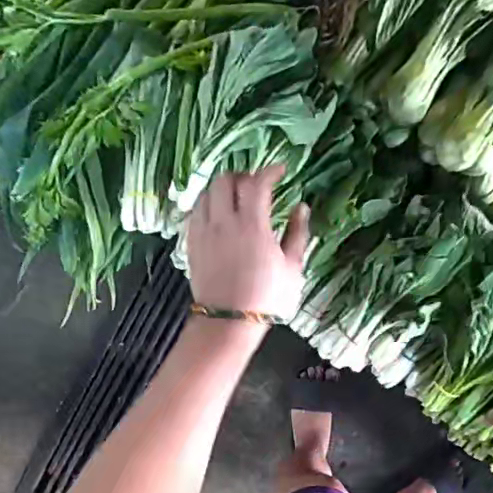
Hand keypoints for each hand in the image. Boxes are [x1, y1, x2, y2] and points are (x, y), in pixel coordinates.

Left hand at [186, 166, 308, 319]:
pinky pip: (195, 212)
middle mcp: (224, 221)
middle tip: (256, 184)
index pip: (257, 183)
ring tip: (235, 196)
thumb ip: (297, 233)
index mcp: (252, 224)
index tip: (280, 170)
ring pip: (206, 193)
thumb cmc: (266, 297)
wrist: (228, 322)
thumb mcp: (292, 267)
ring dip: (222, 188)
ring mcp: (204, 231)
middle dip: (242, 176)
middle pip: (225, 180)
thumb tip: (301, 207)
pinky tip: (218, 214)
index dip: (270, 171)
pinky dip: (207, 205)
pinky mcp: (192, 243)